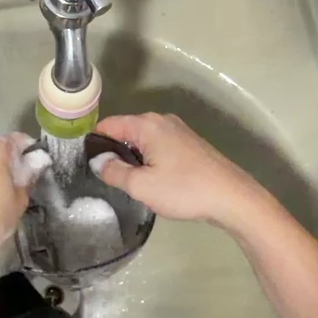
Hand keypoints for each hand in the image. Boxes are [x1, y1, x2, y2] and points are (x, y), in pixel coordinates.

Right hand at [92, 113, 273, 229]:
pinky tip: (153, 180)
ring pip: (143, 139)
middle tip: (107, 178)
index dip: (94, 142)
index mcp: (147, 124)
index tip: (86, 163)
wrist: (232, 197)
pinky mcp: (190, 143)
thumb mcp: (141, 186)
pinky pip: (158, 146)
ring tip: (129, 182)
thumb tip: (98, 161)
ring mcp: (178, 131)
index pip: (108, 124)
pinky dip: (150, 159)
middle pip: (126, 130)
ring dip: (133, 157)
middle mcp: (162, 120)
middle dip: (114, 150)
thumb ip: (114, 171)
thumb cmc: (184, 190)